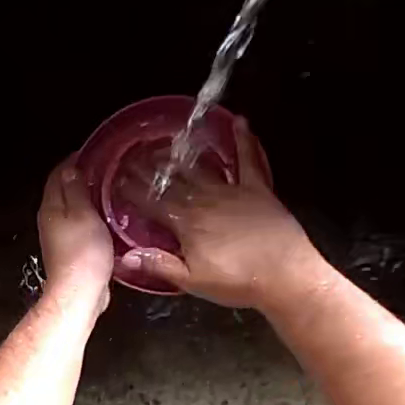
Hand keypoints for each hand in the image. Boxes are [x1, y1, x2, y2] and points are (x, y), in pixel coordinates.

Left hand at [37, 159, 114, 314]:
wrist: (78, 292)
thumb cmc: (83, 252)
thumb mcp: (83, 213)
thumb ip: (76, 190)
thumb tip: (70, 168)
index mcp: (51, 207)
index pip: (58, 174)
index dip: (74, 160)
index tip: (94, 151)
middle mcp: (49, 220)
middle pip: (62, 191)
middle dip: (81, 177)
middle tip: (105, 169)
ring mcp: (57, 237)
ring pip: (71, 209)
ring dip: (87, 198)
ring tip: (109, 190)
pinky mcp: (68, 252)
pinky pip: (79, 226)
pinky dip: (91, 217)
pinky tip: (107, 218)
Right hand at [116, 119, 324, 310]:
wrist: (285, 275)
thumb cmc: (237, 282)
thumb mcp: (193, 281)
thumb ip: (159, 265)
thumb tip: (125, 257)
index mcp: (187, 224)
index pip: (152, 203)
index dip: (133, 191)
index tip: (118, 180)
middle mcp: (206, 201)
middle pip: (172, 181)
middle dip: (150, 169)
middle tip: (135, 156)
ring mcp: (233, 192)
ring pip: (202, 167)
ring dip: (184, 154)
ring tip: (169, 142)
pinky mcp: (258, 189)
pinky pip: (248, 159)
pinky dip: (243, 140)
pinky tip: (239, 122)